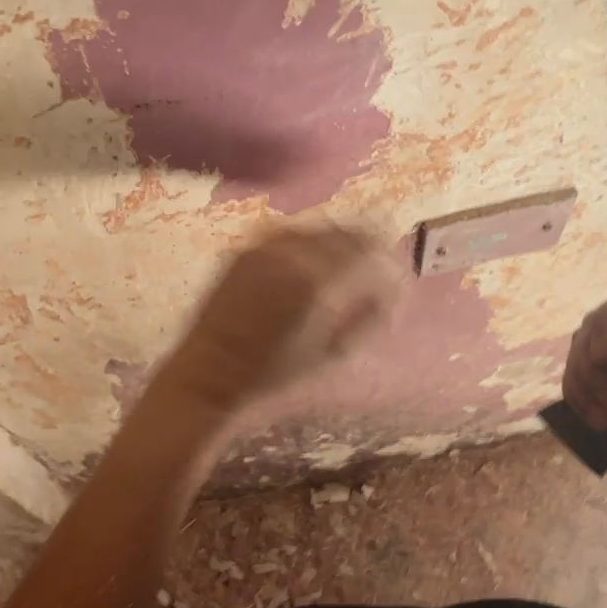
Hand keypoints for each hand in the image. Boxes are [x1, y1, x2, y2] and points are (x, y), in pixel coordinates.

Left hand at [153, 224, 402, 418]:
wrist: (209, 378)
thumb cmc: (275, 379)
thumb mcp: (334, 354)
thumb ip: (369, 316)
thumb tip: (393, 291)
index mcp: (321, 281)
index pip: (373, 252)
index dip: (391, 264)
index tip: (397, 280)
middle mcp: (293, 254)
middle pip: (347, 231)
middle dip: (368, 248)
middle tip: (376, 271)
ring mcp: (264, 247)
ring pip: (317, 228)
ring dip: (337, 242)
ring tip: (344, 269)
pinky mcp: (243, 251)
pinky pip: (287, 235)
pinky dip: (306, 245)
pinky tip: (308, 266)